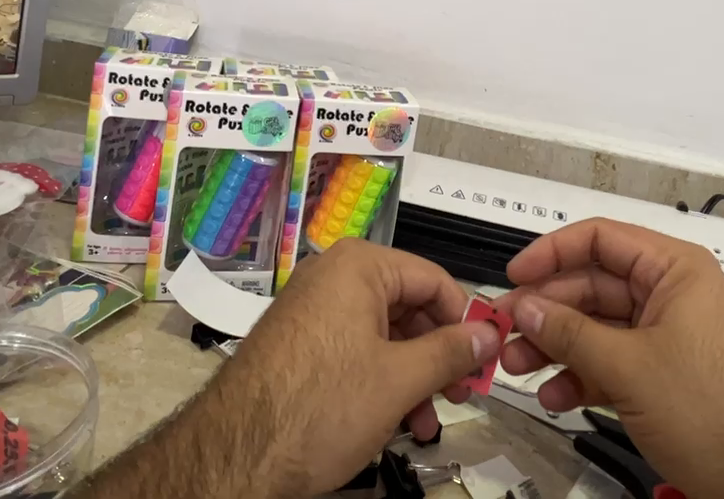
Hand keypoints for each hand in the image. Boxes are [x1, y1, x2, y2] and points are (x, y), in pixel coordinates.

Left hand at [96, 239, 499, 498]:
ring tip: (428, 423)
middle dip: (438, 355)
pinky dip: (381, 379)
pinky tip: (395, 422)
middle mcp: (335, 276)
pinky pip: (355, 348)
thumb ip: (451, 352)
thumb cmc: (321, 405)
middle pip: (408, 305)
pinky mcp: (300, 342)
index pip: (434, 279)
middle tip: (463, 394)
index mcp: (359, 265)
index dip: (465, 320)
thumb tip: (490, 333)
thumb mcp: (399, 380)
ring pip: (383, 333)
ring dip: (413, 376)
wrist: (233, 457)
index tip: (487, 359)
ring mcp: (313, 308)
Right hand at [497, 218, 723, 498]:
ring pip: (597, 326)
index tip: (514, 277)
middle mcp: (668, 292)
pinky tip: (554, 396)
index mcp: (672, 268)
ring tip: (517, 367)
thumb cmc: (712, 410)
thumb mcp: (629, 367)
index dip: (552, 253)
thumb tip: (523, 307)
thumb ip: (569, 333)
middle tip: (503, 331)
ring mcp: (666, 335)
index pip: (599, 239)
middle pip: (592, 285)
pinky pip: (612, 361)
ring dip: (556, 345)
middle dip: (546, 311)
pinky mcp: (664, 375)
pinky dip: (581, 376)